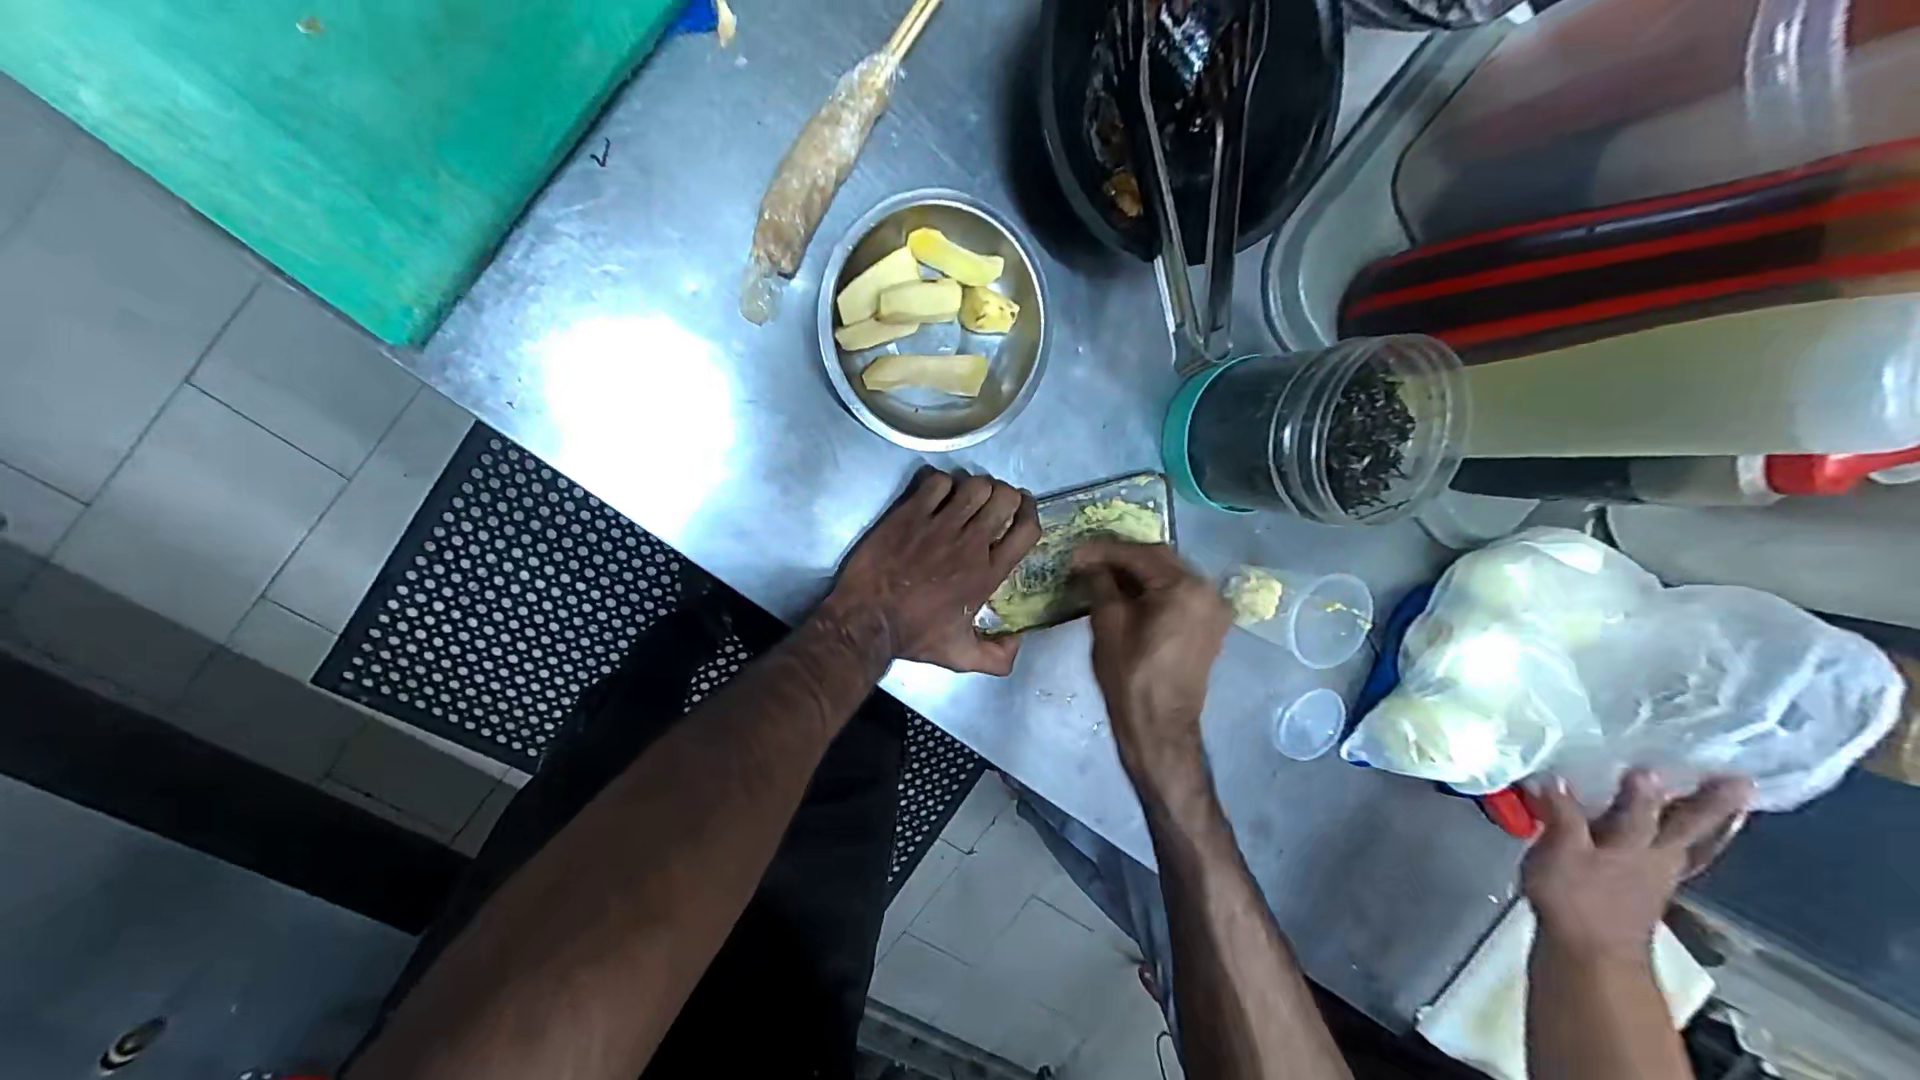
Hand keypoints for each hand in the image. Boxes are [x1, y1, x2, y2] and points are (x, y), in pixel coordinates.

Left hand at [827, 468, 1040, 674]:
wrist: (867, 619)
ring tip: (964, 496)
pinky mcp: (910, 513)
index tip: (1022, 508)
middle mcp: (971, 543)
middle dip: (1003, 494)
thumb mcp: (961, 656)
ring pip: (974, 485)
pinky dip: (941, 483)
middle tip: (991, 501)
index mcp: (988, 573)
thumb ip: (997, 657)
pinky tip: (935, 495)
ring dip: (974, 486)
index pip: (1026, 529)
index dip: (1029, 512)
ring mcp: (939, 524)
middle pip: (1004, 497)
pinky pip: (937, 481)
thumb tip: (1019, 642)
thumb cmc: (914, 636)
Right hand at [1073, 540, 1232, 787]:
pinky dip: (1156, 587)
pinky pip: (1182, 592)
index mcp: (1184, 587)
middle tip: (1089, 560)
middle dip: (1123, 557)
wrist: (1160, 724)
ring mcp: (1214, 607)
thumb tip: (1090, 563)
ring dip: (1139, 571)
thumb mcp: (1108, 623)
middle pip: (1160, 559)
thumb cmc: (1131, 674)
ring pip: (1172, 574)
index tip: (1077, 553)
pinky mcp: (1211, 624)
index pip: (1140, 554)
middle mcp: (1207, 590)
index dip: (1105, 550)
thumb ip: (1101, 583)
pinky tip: (1130, 593)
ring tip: (1105, 574)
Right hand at [1523, 770, 1753, 960]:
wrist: (1590, 952)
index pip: (1640, 811)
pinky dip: (1694, 842)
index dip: (1641, 789)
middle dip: (1710, 803)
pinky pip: (1683, 855)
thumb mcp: (1558, 853)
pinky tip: (1689, 838)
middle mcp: (1655, 857)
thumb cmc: (1573, 898)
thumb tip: (1554, 777)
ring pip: (1693, 843)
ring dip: (1714, 823)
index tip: (1645, 763)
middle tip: (1738, 780)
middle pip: (1687, 826)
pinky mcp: (1652, 886)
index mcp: (1631, 847)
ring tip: (1734, 805)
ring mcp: (1658, 873)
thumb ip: (1561, 815)